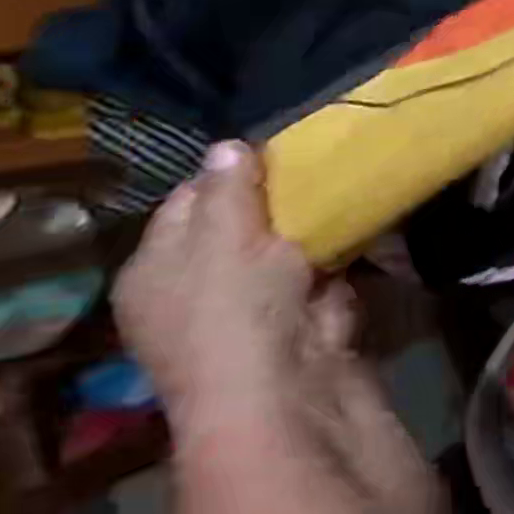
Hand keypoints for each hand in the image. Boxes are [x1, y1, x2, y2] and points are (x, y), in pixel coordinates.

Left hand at [112, 141, 349, 431]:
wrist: (287, 369)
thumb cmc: (232, 303)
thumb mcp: (221, 236)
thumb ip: (226, 188)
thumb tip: (227, 144)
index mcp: (157, 266)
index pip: (186, 200)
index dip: (225, 171)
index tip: (270, 145)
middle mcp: (200, 275)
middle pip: (238, 213)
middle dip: (274, 186)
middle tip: (312, 151)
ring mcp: (255, 287)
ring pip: (283, 230)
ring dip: (309, 206)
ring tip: (340, 166)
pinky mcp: (304, 291)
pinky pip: (318, 246)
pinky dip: (335, 227)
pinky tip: (356, 199)